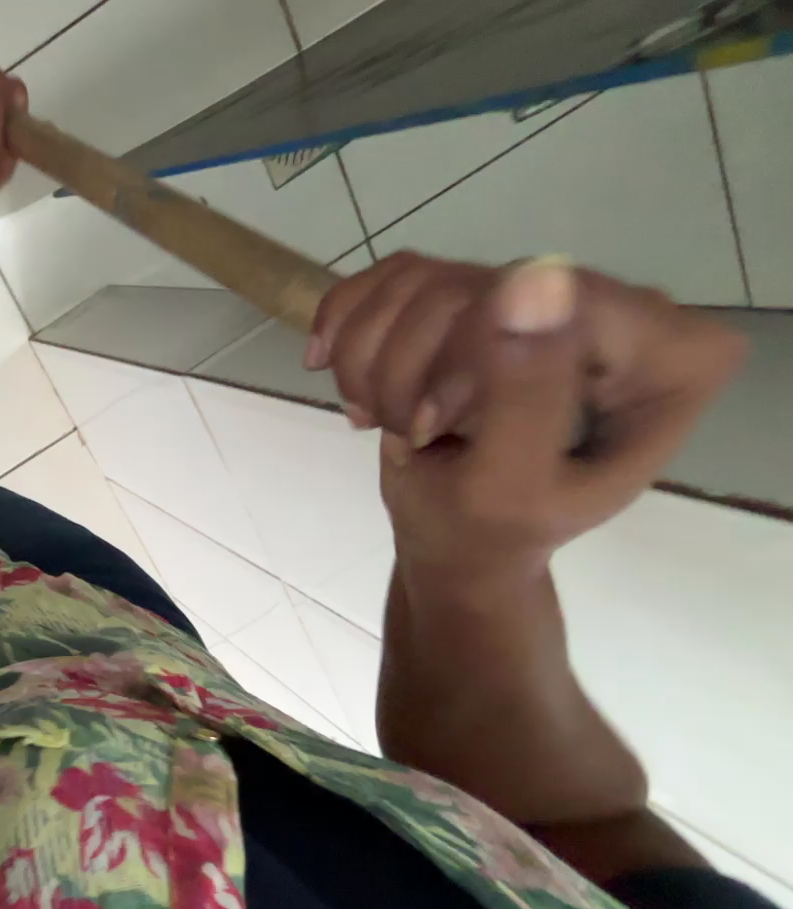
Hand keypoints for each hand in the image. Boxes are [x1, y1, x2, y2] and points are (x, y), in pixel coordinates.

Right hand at [309, 254, 744, 582]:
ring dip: (364, 357)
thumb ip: (527, 395)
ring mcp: (539, 298)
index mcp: (668, 356)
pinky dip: (343, 326)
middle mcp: (616, 308)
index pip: (546, 301)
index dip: (459, 359)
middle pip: (468, 284)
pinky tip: (330, 368)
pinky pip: (389, 277)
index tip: (423, 430)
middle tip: (397, 431)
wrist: (453, 541)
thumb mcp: (507, 485)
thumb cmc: (485, 531)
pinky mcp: (475, 298)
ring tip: (373, 414)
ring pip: (415, 280)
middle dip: (400, 368)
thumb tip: (535, 276)